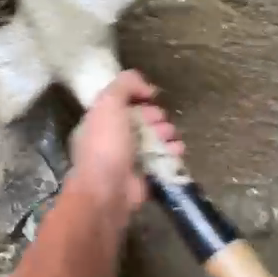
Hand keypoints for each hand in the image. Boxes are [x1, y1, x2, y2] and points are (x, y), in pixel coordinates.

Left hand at [69, 71, 183, 218]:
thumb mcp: (109, 103)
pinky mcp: (143, 180)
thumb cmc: (105, 144)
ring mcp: (128, 162)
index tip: (152, 98)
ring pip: (154, 143)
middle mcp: (112, 141)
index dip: (139, 99)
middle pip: (141, 123)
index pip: (122, 105)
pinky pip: (161, 164)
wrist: (107, 190)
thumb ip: (125, 85)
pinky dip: (172, 156)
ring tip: (173, 138)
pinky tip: (177, 152)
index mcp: (100, 122)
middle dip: (156, 118)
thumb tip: (147, 87)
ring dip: (167, 136)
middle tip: (162, 122)